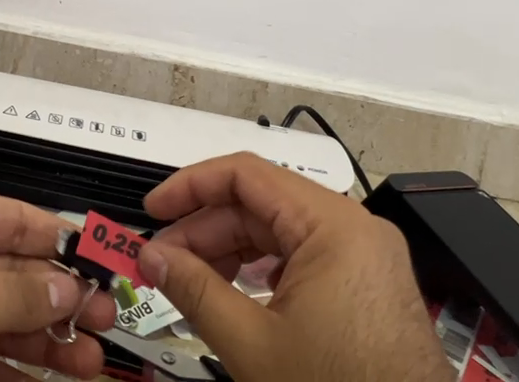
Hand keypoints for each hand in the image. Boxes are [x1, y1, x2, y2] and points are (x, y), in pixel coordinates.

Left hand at [0, 188, 115, 381]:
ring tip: (89, 359)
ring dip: (48, 340)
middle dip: (60, 298)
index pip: (14, 219)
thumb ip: (20, 295)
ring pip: (4, 322)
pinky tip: (49, 379)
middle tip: (105, 320)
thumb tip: (68, 288)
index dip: (57, 239)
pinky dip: (17, 370)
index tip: (99, 261)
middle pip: (14, 274)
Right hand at [138, 153, 452, 381]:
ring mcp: (366, 254)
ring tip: (191, 280)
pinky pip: (304, 253)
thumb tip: (151, 257)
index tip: (153, 209)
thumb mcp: (253, 344)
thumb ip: (194, 290)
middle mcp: (356, 226)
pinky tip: (236, 293)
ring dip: (230, 250)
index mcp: (333, 225)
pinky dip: (263, 267)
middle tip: (162, 260)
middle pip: (261, 202)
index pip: (246, 174)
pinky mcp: (368, 282)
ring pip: (281, 229)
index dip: (191, 186)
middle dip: (206, 229)